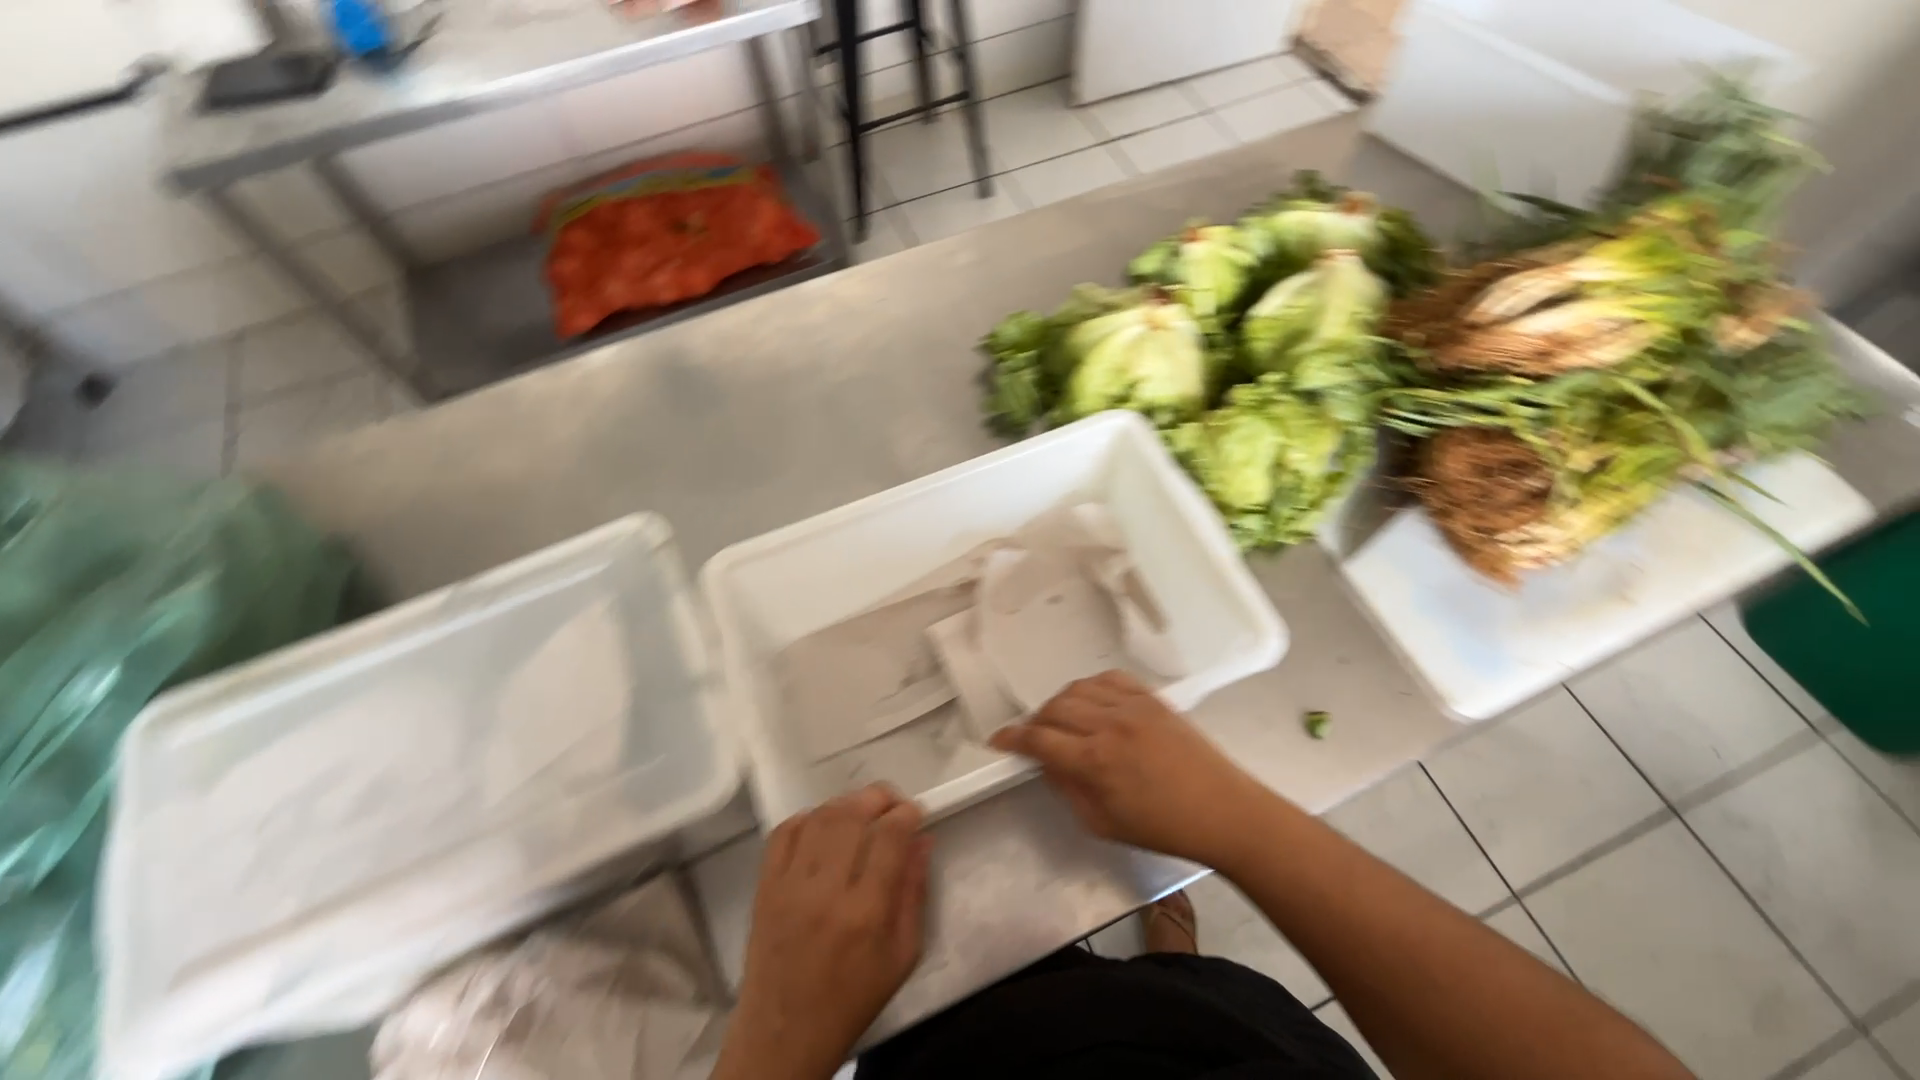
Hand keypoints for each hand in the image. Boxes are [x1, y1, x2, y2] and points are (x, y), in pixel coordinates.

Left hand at [714, 784, 931, 1079]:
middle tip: (891, 804)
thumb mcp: (902, 955)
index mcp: (866, 912)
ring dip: (846, 803)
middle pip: (852, 816)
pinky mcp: (764, 886)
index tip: (916, 812)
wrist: (785, 1032)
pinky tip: (824, 826)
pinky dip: (808, 818)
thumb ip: (914, 893)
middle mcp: (825, 891)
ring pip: (819, 818)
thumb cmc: (853, 998)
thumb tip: (923, 841)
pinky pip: (784, 832)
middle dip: (878, 798)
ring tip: (862, 810)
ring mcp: (788, 885)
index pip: (889, 837)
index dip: (907, 814)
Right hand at [990, 670, 1270, 868]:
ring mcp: (1132, 706)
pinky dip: (1090, 687)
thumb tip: (1048, 765)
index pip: (1039, 739)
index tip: (998, 741)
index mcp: (1095, 761)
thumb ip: (1068, 791)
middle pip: (1053, 708)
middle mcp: (1109, 725)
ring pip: (1077, 689)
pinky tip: (1089, 703)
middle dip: (1034, 722)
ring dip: (1059, 703)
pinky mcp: (1153, 698)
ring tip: (1060, 721)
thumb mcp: (1103, 824)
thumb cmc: (1163, 828)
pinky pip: (1109, 678)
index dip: (1012, 738)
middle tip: (1034, 738)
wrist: (1224, 811)